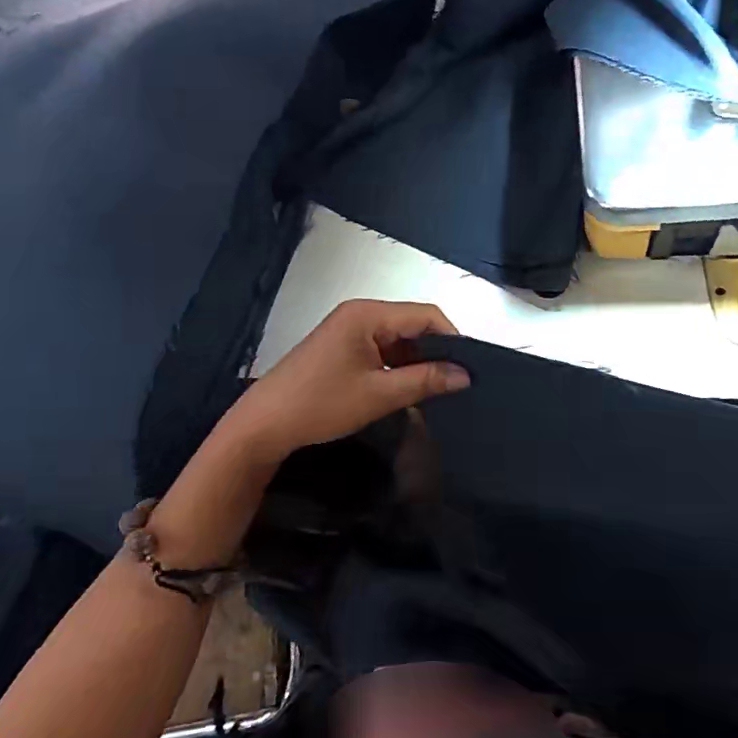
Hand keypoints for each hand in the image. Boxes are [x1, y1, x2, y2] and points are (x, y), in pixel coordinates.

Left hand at [219, 300, 469, 461]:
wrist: (265, 424)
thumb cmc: (321, 404)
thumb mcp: (379, 394)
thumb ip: (426, 381)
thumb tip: (465, 375)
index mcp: (367, 314)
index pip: (425, 315)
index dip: (452, 338)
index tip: (471, 367)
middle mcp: (359, 314)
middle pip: (412, 325)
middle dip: (437, 351)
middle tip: (461, 381)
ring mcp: (349, 331)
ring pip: (399, 340)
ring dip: (418, 362)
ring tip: (442, 388)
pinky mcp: (343, 348)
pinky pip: (382, 350)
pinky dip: (399, 367)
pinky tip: (412, 389)